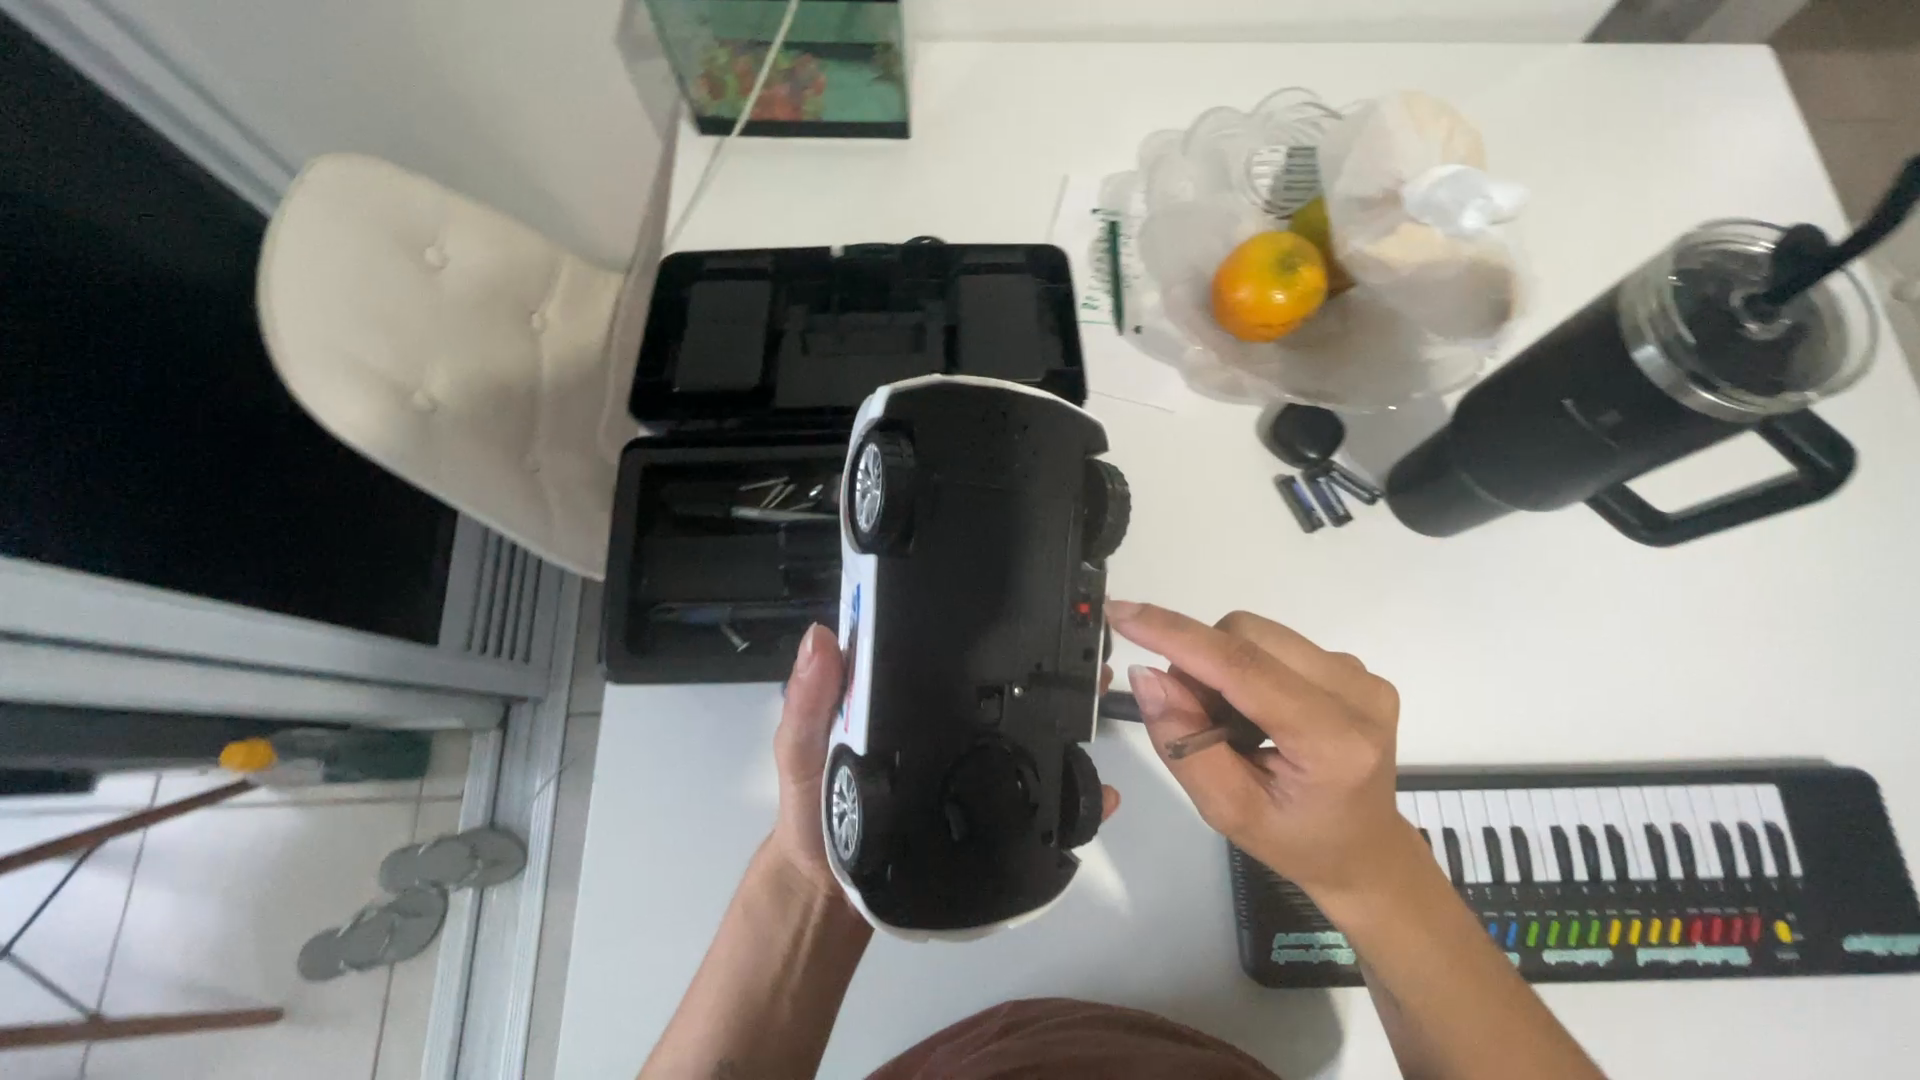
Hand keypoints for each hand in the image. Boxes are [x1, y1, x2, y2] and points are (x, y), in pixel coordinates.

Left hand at [767, 625, 1121, 903]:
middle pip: (997, 691)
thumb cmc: (811, 814)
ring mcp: (966, 770)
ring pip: (1023, 736)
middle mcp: (941, 728)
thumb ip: (807, 703)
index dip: (973, 628)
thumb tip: (823, 635)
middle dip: (1042, 670)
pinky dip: (1067, 795)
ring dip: (1063, 718)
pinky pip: (1028, 798)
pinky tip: (1101, 792)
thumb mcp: (798, 751)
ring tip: (1099, 701)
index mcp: (899, 701)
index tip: (1012, 603)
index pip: (942, 654)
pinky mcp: (982, 815)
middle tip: (1084, 654)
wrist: (832, 895)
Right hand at [1107, 601, 1416, 906]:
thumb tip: (1145, 675)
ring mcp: (1360, 675)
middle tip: (1194, 719)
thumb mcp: (1226, 810)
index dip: (1176, 635)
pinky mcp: (1353, 667)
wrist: (1363, 850)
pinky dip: (1246, 670)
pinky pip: (1275, 643)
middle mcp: (1356, 694)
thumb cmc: (1294, 840)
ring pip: (1257, 634)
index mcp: (1332, 741)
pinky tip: (1257, 715)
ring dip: (1221, 668)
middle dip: (1199, 665)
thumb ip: (1182, 743)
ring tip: (1231, 725)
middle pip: (1246, 636)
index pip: (1243, 667)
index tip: (1122, 613)